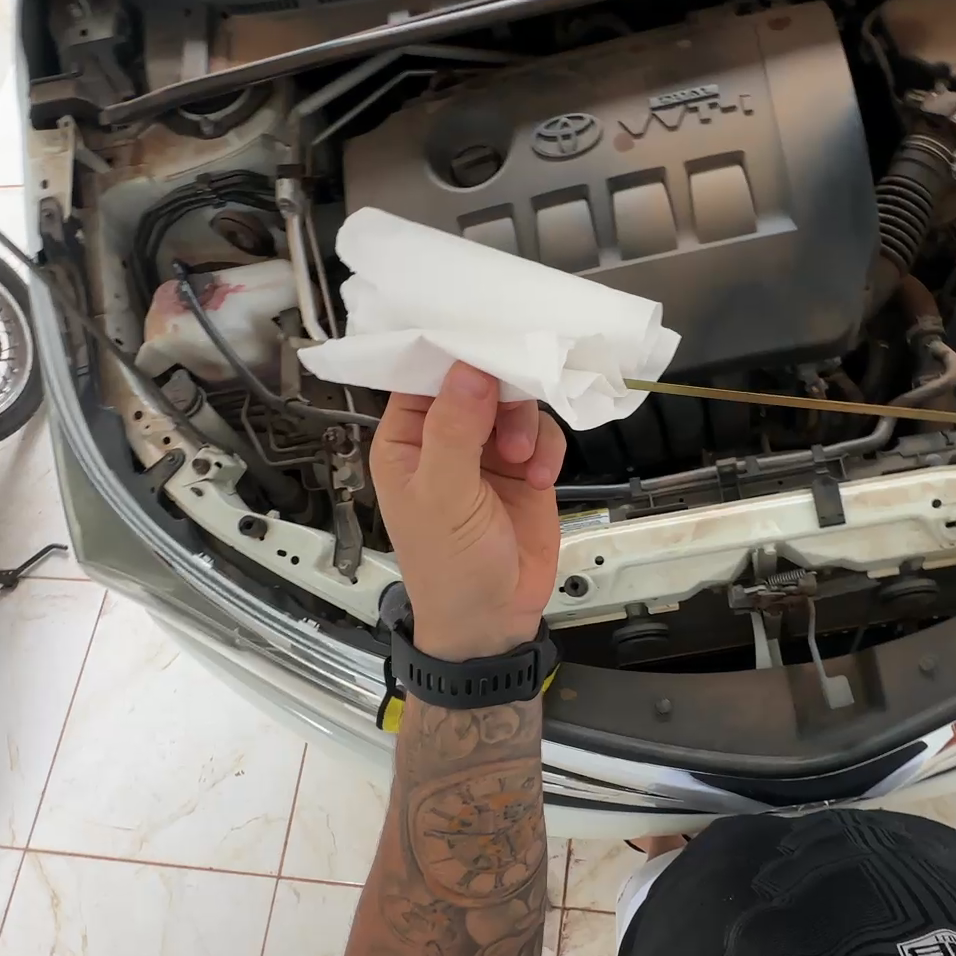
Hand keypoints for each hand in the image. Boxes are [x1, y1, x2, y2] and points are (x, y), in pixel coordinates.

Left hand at [370, 363, 566, 661]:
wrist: (495, 617)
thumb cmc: (450, 565)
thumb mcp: (444, 496)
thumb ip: (455, 430)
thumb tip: (469, 367)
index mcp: (407, 440)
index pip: (422, 377)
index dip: (451, 356)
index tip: (484, 338)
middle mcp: (446, 439)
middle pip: (477, 384)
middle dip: (500, 395)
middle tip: (511, 419)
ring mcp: (489, 454)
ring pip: (515, 404)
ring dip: (526, 427)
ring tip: (524, 463)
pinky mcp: (525, 469)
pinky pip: (542, 434)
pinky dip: (547, 450)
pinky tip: (541, 479)